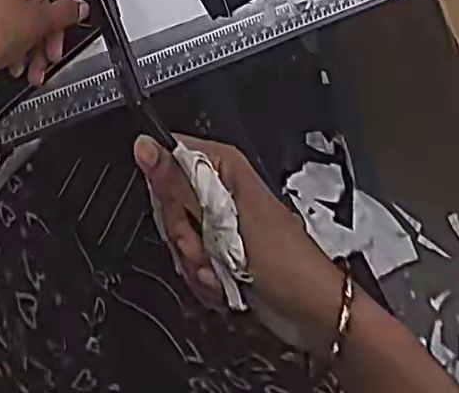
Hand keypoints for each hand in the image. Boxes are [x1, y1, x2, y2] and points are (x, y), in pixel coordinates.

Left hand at [0, 0, 87, 91]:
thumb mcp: (38, 22)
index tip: (74, 16)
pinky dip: (19, 50)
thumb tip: (78, 7)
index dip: (65, 0)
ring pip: (25, 23)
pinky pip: (10, 32)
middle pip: (38, 5)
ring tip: (37, 67)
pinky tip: (21, 66)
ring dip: (35, 48)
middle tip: (54, 49)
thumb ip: (64, 13)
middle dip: (49, 33)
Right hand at [134, 134, 347, 338]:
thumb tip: (143, 144)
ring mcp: (217, 218)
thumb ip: (178, 182)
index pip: (165, 158)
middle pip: (167, 201)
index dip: (165, 191)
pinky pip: (188, 257)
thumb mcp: (223, 217)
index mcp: (221, 164)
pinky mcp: (218, 247)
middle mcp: (217, 186)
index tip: (182, 218)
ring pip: (176, 233)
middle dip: (182, 237)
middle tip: (204, 251)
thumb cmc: (283, 260)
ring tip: (218, 273)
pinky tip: (220, 283)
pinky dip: (200, 276)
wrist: (315, 314)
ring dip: (192, 262)